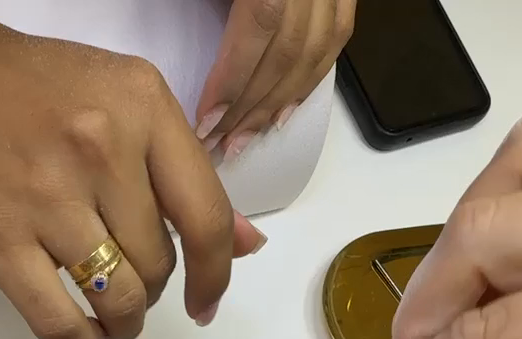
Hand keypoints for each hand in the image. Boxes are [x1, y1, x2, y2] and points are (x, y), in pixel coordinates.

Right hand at [0, 9, 266, 338]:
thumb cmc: (27, 88)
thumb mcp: (122, 101)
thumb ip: (184, 174)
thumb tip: (246, 244)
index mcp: (142, 106)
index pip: (207, 217)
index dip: (216, 277)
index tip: (206, 304)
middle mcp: (100, 147)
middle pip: (159, 266)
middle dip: (153, 292)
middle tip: (131, 285)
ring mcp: (46, 197)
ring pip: (118, 299)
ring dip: (123, 323)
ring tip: (112, 316)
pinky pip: (59, 322)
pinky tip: (84, 333)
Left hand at [195, 0, 355, 160]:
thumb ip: (208, 7)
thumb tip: (184, 55)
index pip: (260, 24)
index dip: (233, 81)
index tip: (207, 122)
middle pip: (287, 52)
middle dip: (249, 107)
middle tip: (221, 142)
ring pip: (314, 53)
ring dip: (277, 105)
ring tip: (246, 138)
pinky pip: (337, 36)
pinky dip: (311, 80)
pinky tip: (284, 112)